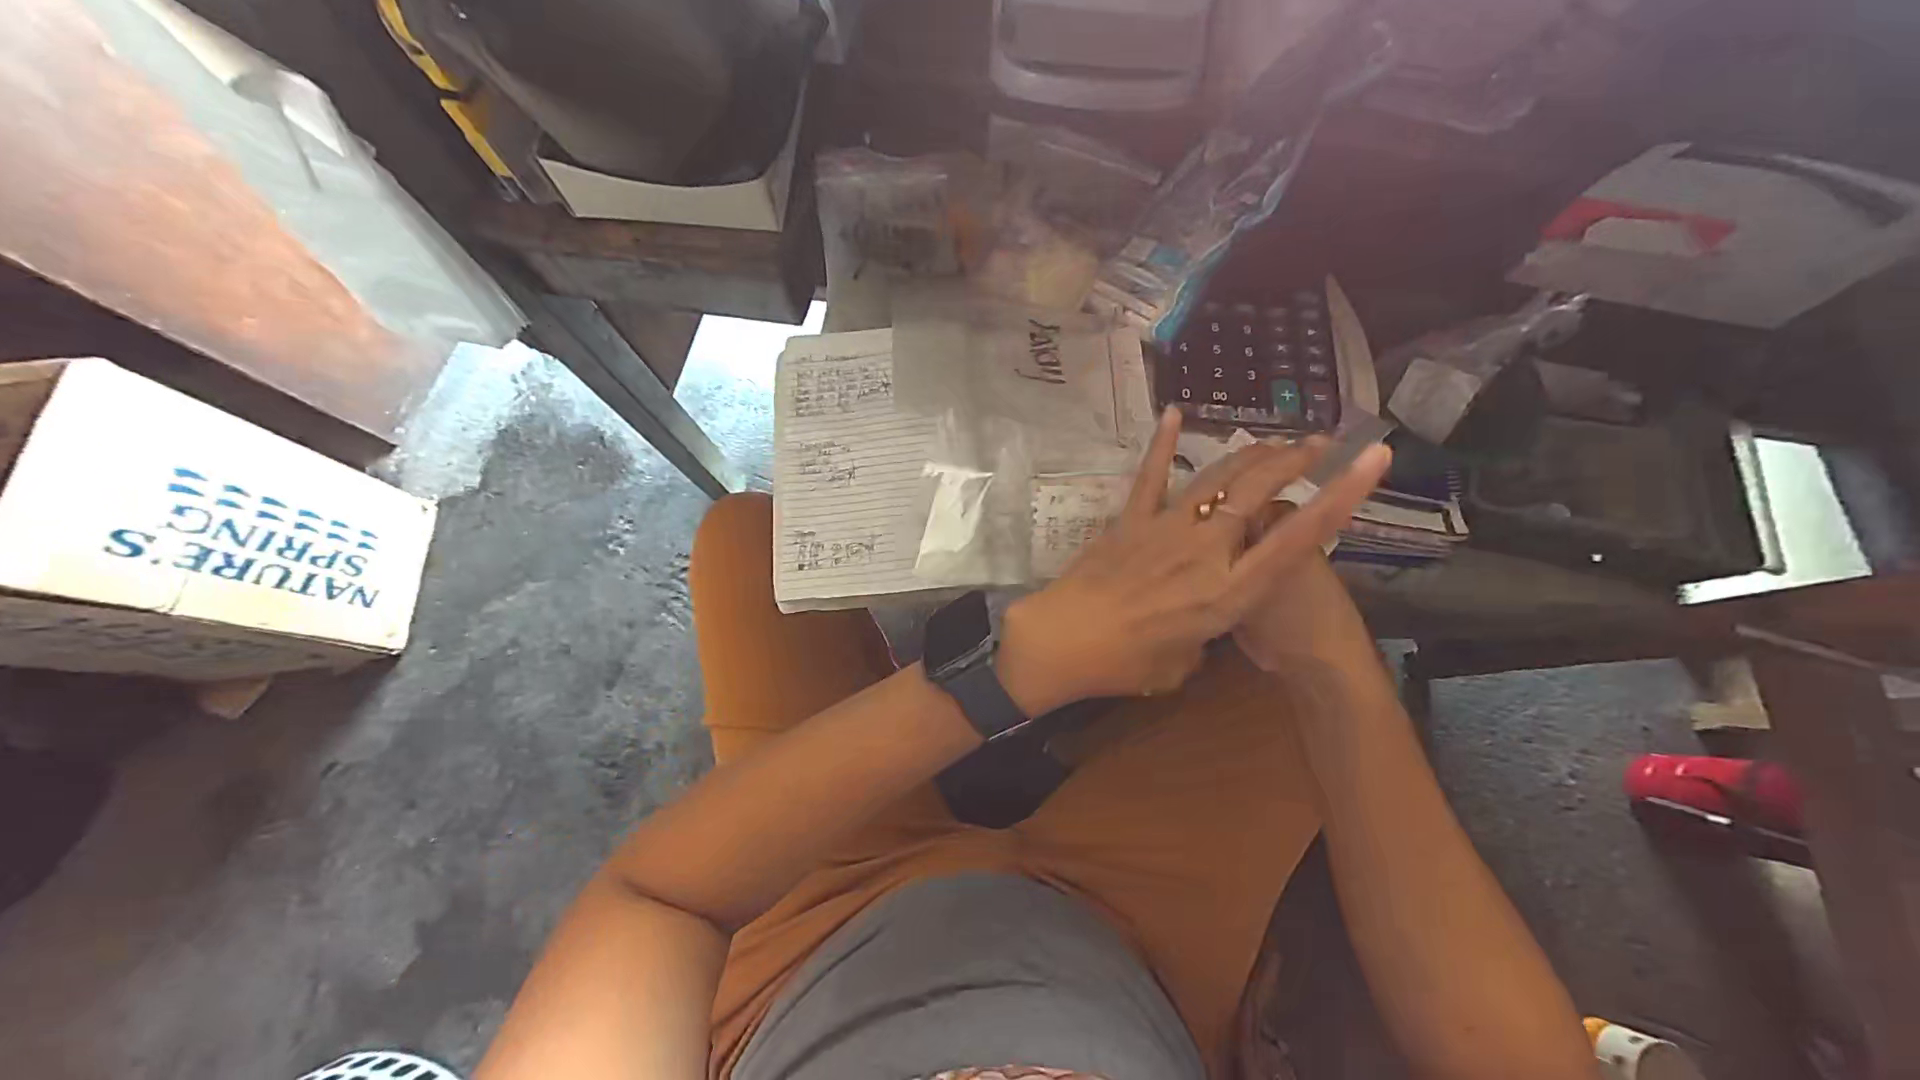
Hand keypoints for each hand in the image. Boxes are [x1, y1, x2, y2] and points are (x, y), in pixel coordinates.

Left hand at [994, 407, 1391, 714]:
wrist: (1063, 641)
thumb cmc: (1125, 665)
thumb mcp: (1184, 663)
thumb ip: (1204, 633)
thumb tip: (1200, 615)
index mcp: (1229, 593)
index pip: (1299, 539)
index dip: (1341, 497)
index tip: (1372, 459)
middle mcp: (1205, 551)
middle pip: (1259, 492)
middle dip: (1293, 461)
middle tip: (1317, 444)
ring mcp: (1165, 528)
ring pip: (1216, 478)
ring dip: (1248, 454)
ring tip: (1273, 441)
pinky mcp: (1129, 520)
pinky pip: (1150, 475)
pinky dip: (1163, 444)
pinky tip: (1174, 413)